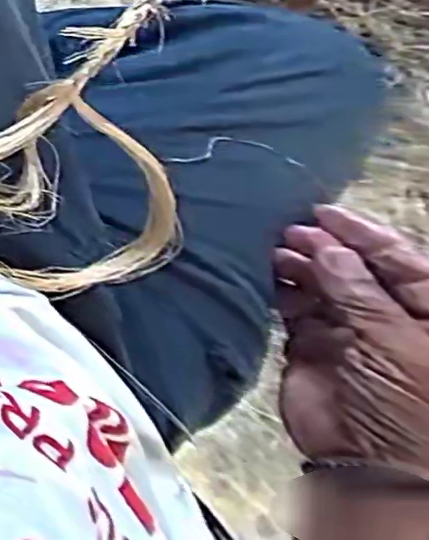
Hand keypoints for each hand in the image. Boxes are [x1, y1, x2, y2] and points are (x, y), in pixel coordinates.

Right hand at [273, 204, 428, 475]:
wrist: (376, 461)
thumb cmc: (416, 407)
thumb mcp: (400, 345)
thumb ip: (361, 293)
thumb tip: (324, 245)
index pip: (412, 271)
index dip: (372, 240)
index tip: (325, 213)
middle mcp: (399, 326)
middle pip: (363, 276)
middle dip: (328, 249)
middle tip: (289, 229)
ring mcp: (354, 336)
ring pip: (324, 287)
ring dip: (298, 265)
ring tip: (270, 249)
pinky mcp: (311, 344)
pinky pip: (292, 306)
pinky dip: (276, 287)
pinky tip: (260, 272)